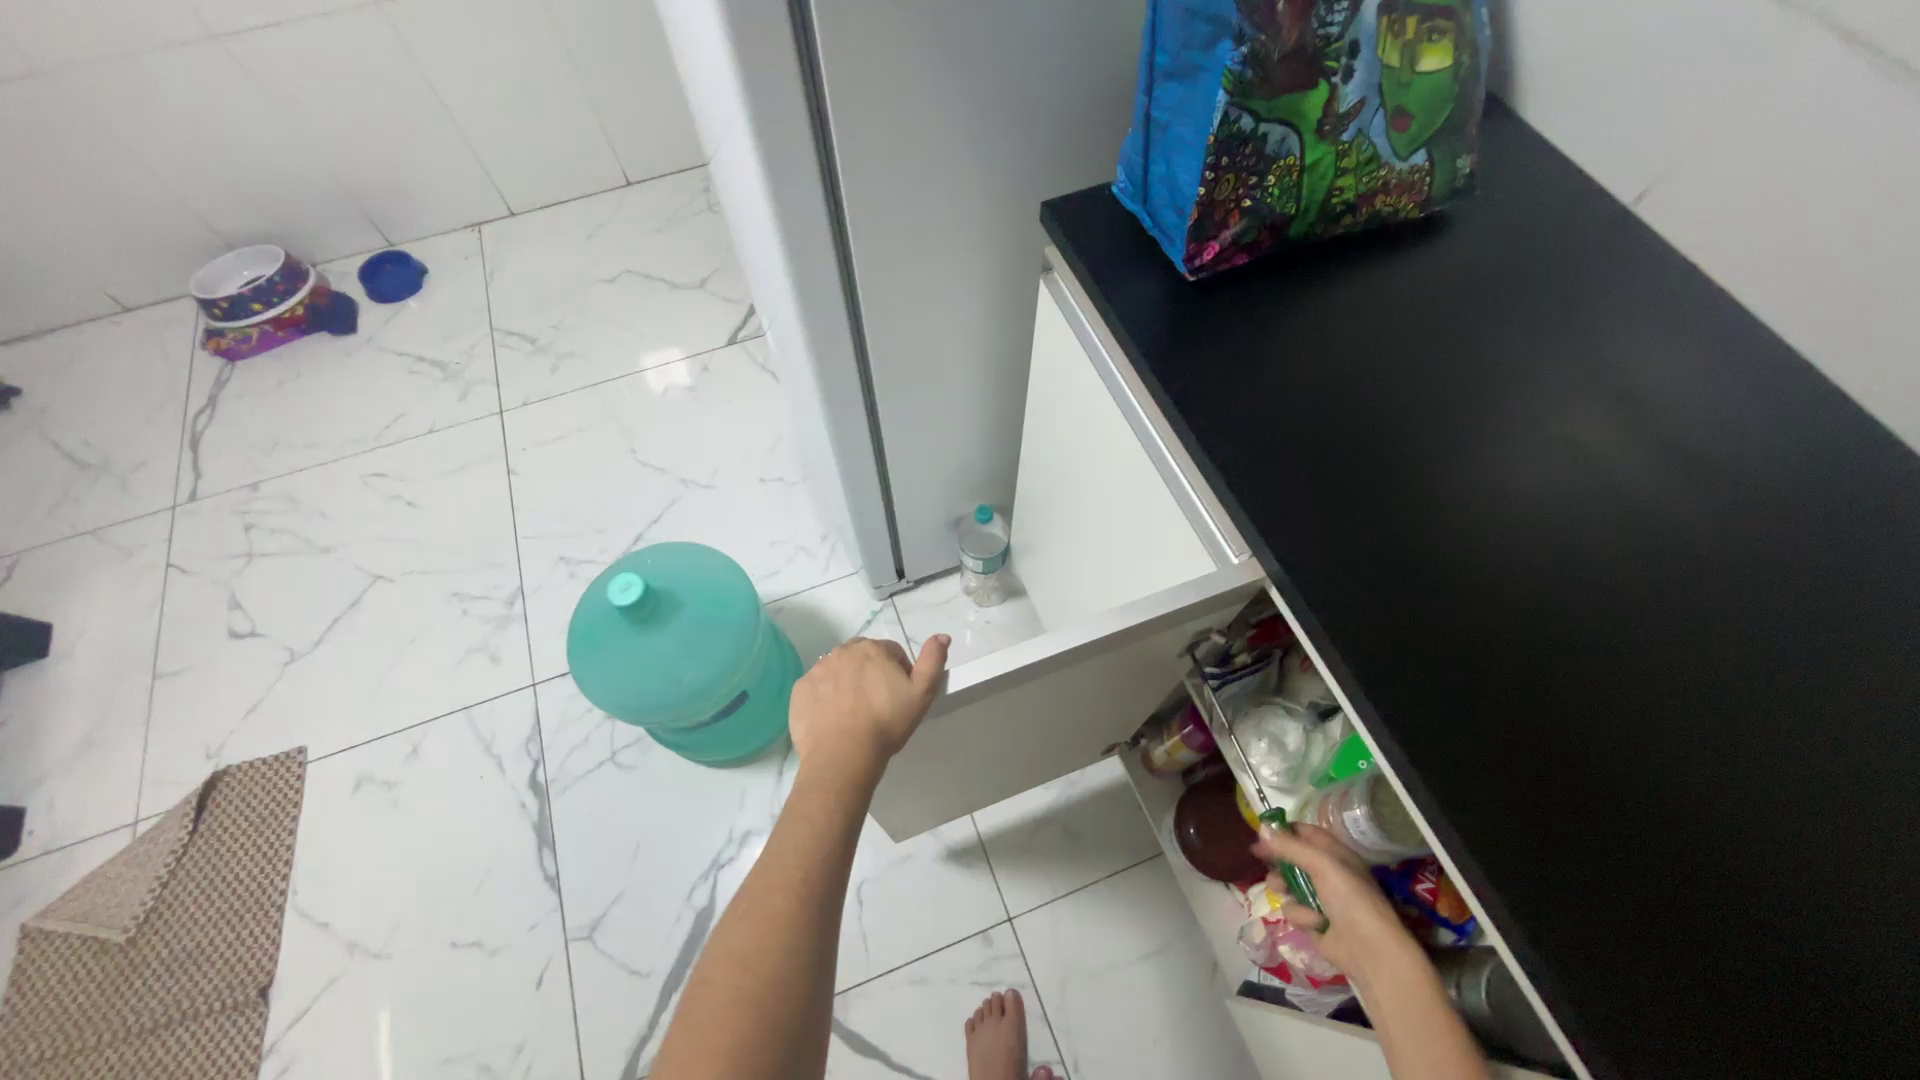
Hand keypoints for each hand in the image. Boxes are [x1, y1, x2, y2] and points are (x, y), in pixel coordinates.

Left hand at [789, 635, 949, 779]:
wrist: (843, 754)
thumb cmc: (886, 722)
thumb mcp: (921, 693)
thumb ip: (933, 661)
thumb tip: (942, 636)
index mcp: (872, 648)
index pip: (891, 652)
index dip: (899, 673)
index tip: (899, 696)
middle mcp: (842, 652)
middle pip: (862, 658)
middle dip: (870, 673)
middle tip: (877, 704)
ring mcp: (817, 670)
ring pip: (838, 671)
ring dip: (847, 683)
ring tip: (854, 713)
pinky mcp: (800, 690)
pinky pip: (817, 688)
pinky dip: (825, 697)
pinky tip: (834, 719)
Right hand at [1253, 823, 1422, 984]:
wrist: (1368, 950)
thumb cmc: (1350, 899)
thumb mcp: (1321, 865)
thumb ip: (1290, 846)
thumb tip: (1262, 828)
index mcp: (1336, 855)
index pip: (1306, 834)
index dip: (1284, 831)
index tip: (1261, 831)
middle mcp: (1327, 874)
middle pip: (1291, 858)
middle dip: (1277, 858)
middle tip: (1259, 856)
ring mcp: (1318, 898)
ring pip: (1286, 884)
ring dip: (1283, 886)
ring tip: (1282, 890)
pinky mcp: (1312, 921)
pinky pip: (1293, 909)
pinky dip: (1301, 915)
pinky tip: (1315, 923)